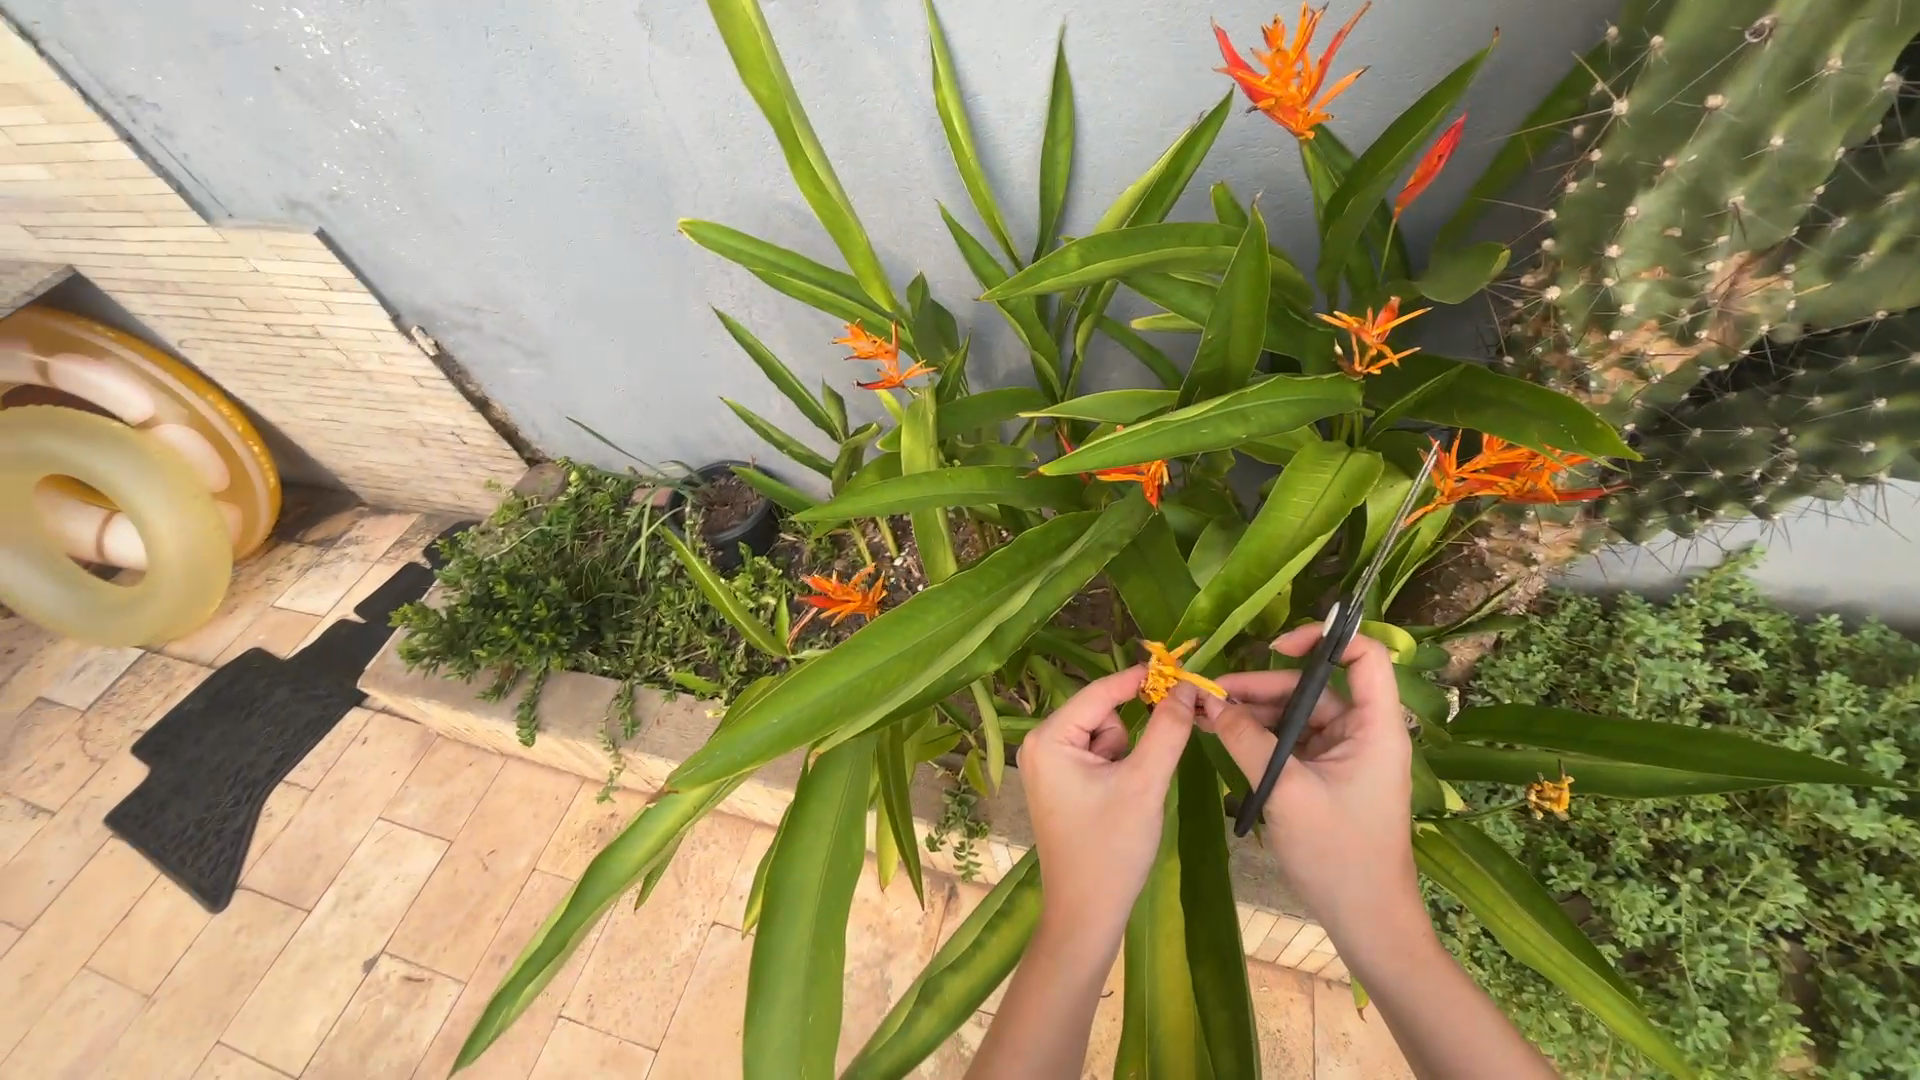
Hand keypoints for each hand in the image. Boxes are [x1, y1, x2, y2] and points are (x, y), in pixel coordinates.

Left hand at [1016, 666, 1193, 945]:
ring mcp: (1048, 765)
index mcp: (1049, 738)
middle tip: (1155, 753)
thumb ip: (1166, 730)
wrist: (1087, 912)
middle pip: (1101, 713)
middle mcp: (1040, 744)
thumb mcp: (1145, 783)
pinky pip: (1097, 756)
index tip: (1180, 670)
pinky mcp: (1060, 783)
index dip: (1140, 679)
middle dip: (1132, 731)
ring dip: (1127, 755)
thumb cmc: (1111, 848)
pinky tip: (1121, 801)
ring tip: (1131, 794)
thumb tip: (1186, 688)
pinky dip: (1118, 769)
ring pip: (1104, 735)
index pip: (1099, 692)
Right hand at [1198, 625, 1424, 941]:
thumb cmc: (1339, 854)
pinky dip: (1257, 735)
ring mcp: (1342, 753)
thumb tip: (1207, 701)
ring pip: (1293, 713)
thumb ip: (1245, 740)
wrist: (1365, 920)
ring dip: (1251, 711)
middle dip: (1259, 686)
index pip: (1365, 657)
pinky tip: (1222, 735)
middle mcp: (1361, 732)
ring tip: (1205, 715)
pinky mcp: (1324, 773)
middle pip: (1311, 687)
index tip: (1277, 648)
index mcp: (1375, 728)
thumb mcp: (1285, 791)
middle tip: (1209, 693)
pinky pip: (1288, 739)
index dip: (1324, 639)